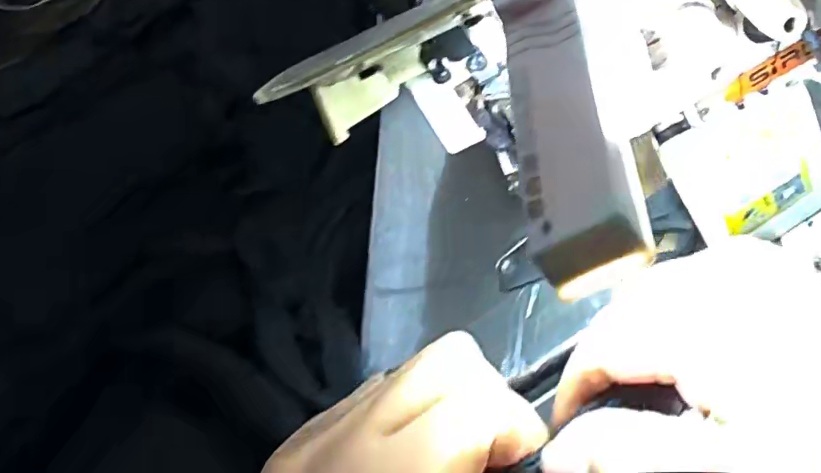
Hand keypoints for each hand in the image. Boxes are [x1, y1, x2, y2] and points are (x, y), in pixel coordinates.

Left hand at [264, 331, 547, 472]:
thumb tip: (525, 462)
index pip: (477, 402)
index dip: (517, 427)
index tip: (525, 462)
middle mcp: (344, 440)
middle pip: (449, 359)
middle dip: (488, 398)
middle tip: (494, 456)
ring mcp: (313, 435)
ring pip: (411, 367)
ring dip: (447, 402)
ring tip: (451, 458)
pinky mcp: (294, 442)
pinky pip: (371, 394)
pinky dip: (403, 416)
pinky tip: (402, 465)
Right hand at [540, 239, 820, 472]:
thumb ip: (634, 455)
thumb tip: (566, 448)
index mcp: (702, 304)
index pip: (603, 338)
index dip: (576, 393)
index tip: (568, 446)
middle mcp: (725, 266)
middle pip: (635, 313)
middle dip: (616, 371)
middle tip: (616, 437)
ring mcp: (762, 265)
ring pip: (674, 302)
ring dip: (656, 355)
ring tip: (667, 415)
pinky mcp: (792, 278)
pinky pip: (716, 296)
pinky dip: (697, 337)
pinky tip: (721, 383)